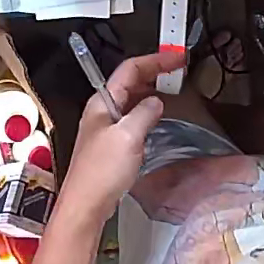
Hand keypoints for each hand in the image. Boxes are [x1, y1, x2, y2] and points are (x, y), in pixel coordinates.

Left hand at [57, 49, 184, 226]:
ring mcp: (105, 128)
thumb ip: (145, 113)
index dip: (155, 60)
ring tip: (171, 87)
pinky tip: (157, 117)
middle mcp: (102, 111)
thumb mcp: (129, 136)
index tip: (176, 57)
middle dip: (154, 71)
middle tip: (178, 69)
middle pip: (129, 81)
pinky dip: (147, 111)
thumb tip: (156, 103)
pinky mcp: (110, 145)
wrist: (85, 206)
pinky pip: (131, 118)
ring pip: (131, 99)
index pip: (130, 69)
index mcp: (102, 103)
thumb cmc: (101, 172)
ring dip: (151, 90)